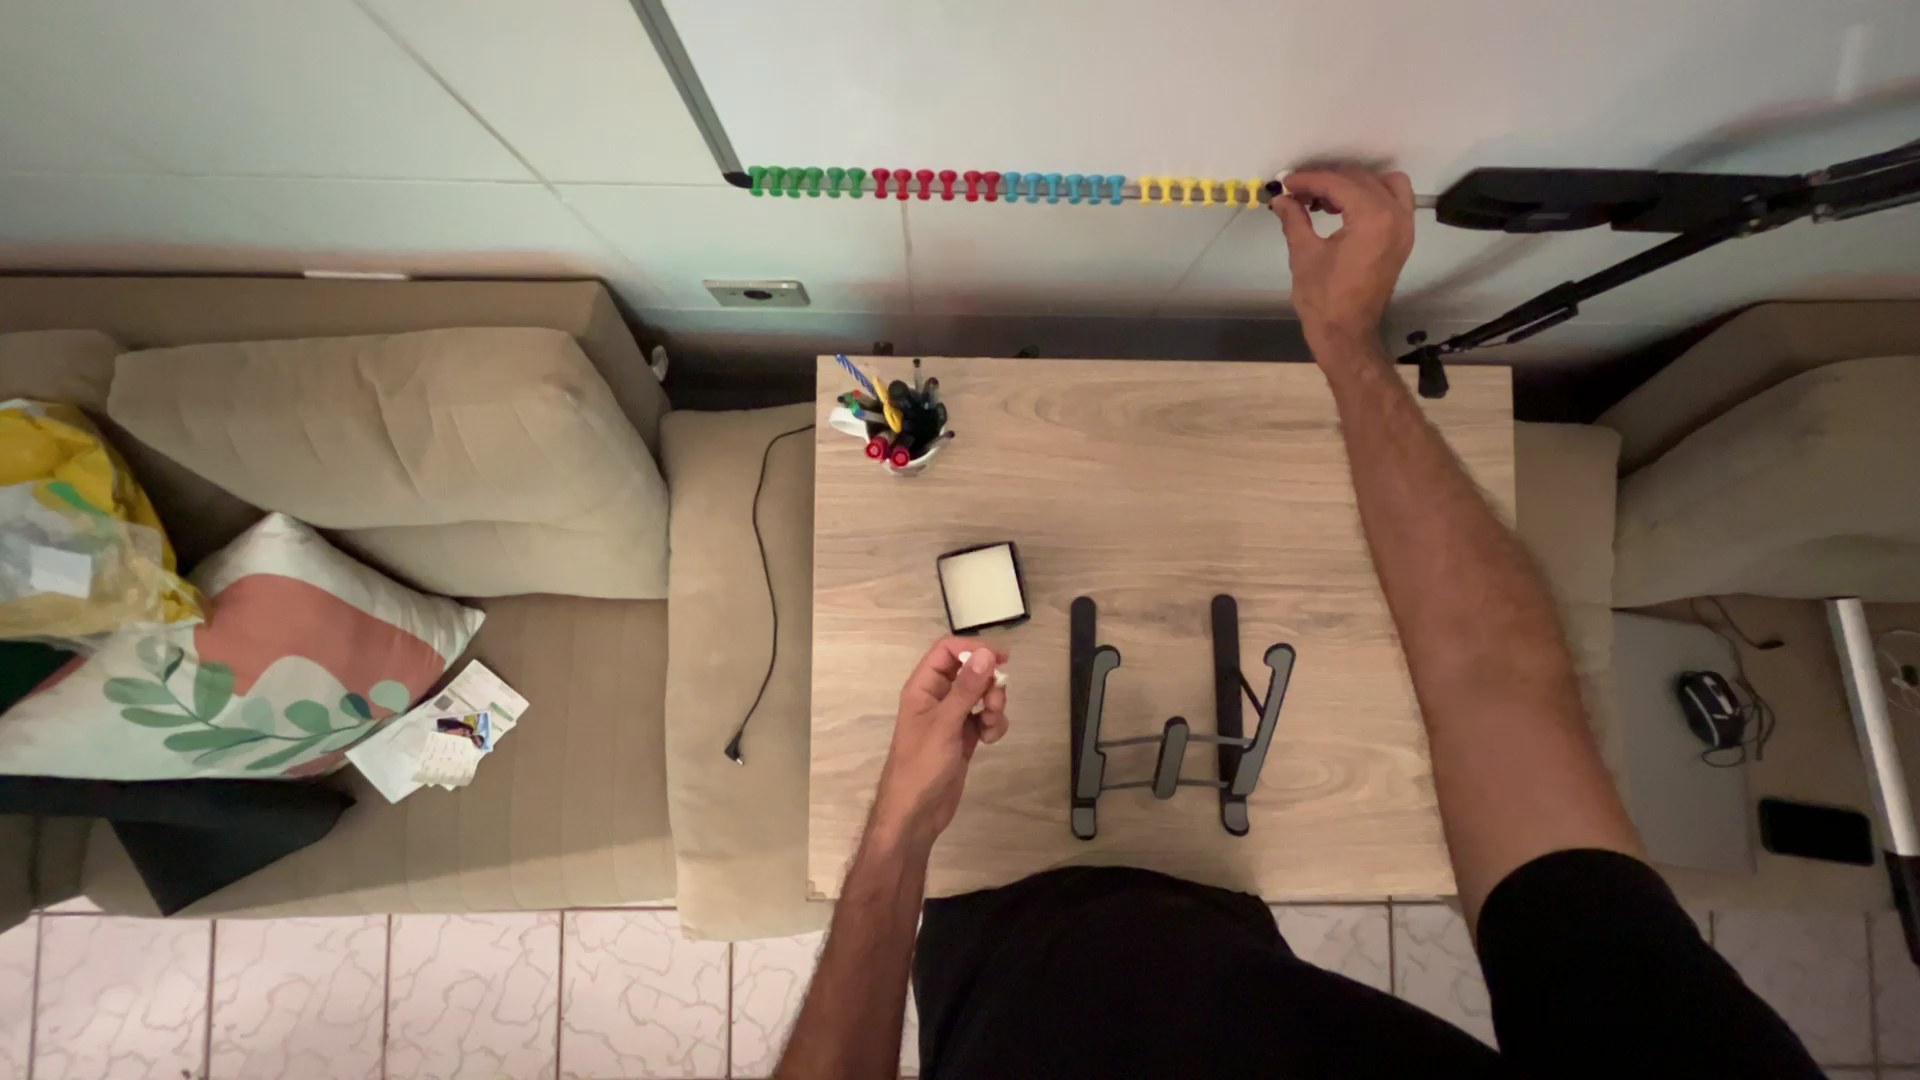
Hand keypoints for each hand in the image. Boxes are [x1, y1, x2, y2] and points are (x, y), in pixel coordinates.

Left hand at [871, 638, 1009, 848]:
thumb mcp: (944, 724)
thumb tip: (986, 654)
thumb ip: (966, 688)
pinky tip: (990, 740)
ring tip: (990, 727)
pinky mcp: (964, 736)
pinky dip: (993, 725)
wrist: (916, 814)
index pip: (947, 651)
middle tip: (994, 704)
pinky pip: (985, 718)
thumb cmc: (921, 765)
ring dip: (994, 706)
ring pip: (981, 695)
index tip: (1001, 658)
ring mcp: (952, 718)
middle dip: (989, 684)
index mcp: (923, 687)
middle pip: (970, 671)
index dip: (973, 649)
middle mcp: (937, 698)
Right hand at [1271, 169, 1415, 359]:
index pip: (1339, 184)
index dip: (1310, 180)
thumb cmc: (1323, 299)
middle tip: (1298, 192)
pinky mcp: (1403, 238)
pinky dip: (1372, 196)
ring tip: (1325, 200)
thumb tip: (1282, 200)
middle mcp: (1396, 215)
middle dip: (1328, 181)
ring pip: (1384, 184)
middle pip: (1361, 180)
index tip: (1286, 182)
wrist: (1346, 333)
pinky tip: (1346, 210)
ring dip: (1354, 185)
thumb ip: (1295, 220)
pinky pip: (1395, 201)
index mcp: (1372, 218)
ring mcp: (1404, 226)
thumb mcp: (1304, 255)